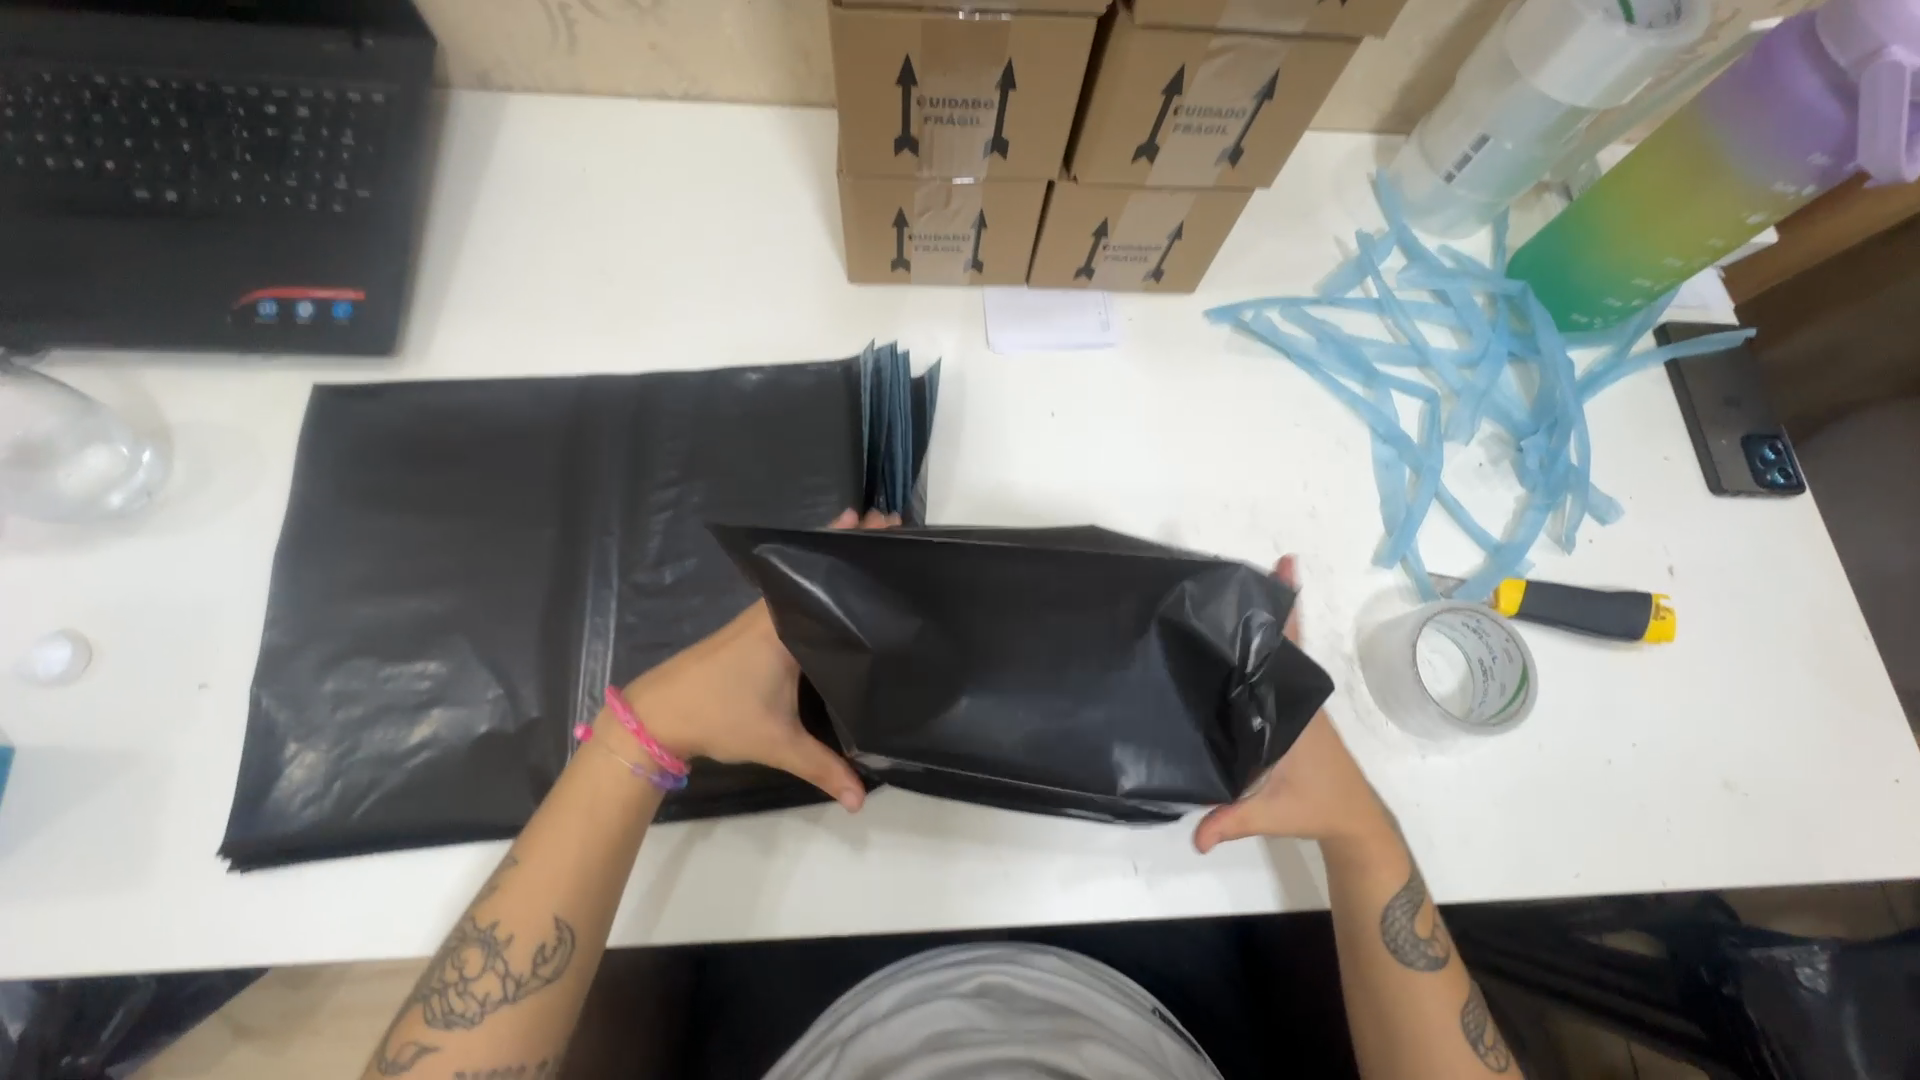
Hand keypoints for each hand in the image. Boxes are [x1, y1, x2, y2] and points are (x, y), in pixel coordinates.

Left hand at [600, 508, 898, 812]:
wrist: (658, 714)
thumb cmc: (719, 716)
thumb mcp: (777, 742)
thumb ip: (822, 768)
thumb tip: (862, 801)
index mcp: (784, 626)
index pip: (828, 580)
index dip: (857, 551)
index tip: (888, 527)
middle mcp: (773, 610)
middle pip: (819, 567)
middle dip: (853, 544)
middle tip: (892, 523)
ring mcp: (760, 614)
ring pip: (803, 576)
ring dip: (832, 557)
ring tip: (871, 541)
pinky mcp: (752, 626)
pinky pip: (791, 590)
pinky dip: (814, 577)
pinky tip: (830, 584)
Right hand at [1192, 555, 1397, 857]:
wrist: (1353, 819)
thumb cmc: (1318, 808)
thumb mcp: (1274, 815)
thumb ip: (1234, 821)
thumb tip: (1196, 838)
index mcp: (1295, 711)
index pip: (1286, 653)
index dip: (1283, 613)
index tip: (1281, 571)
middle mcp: (1297, 698)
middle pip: (1280, 642)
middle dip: (1263, 604)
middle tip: (1233, 569)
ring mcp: (1295, 702)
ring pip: (1276, 654)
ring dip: (1259, 622)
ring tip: (1224, 592)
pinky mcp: (1289, 710)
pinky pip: (1273, 670)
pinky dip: (1259, 647)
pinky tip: (1232, 639)